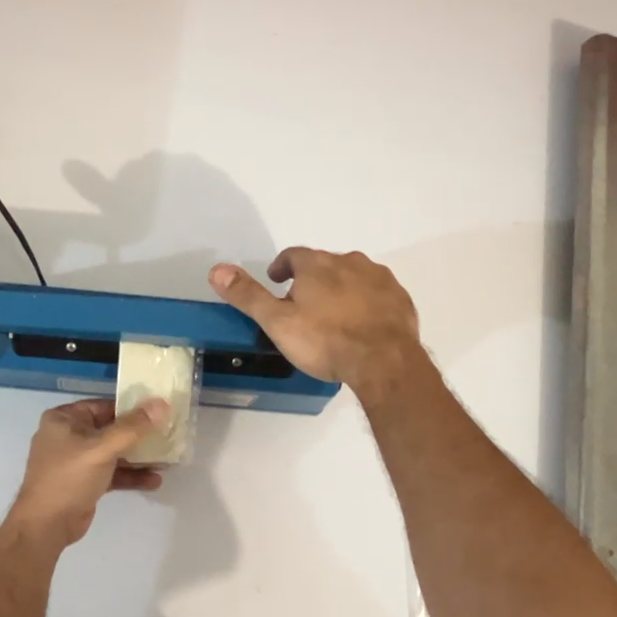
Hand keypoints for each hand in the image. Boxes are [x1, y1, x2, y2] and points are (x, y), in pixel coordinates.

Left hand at [6, 399, 168, 548]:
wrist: (47, 525)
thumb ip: (133, 427)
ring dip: (138, 457)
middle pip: (111, 429)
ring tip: (167, 461)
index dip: (132, 408)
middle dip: (139, 436)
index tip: (160, 412)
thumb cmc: (69, 478)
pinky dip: (130, 475)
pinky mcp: (85, 481)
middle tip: (168, 436)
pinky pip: (112, 472)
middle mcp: (69, 435)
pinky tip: (154, 480)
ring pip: (113, 453)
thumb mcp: (102, 448)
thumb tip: (162, 404)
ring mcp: (76, 460)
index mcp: (64, 419)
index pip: (104, 406)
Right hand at [210, 249, 420, 387]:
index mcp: (317, 265)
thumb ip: (248, 295)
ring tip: (333, 316)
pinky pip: (377, 294)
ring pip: (354, 276)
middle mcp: (350, 262)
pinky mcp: (400, 298)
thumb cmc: (324, 341)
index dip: (282, 268)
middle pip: (325, 264)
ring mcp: (379, 278)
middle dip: (312, 279)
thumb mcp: (277, 322)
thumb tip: (216, 269)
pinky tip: (362, 325)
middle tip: (303, 304)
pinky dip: (366, 303)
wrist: (383, 360)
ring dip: (341, 289)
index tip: (277, 281)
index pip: (293, 255)